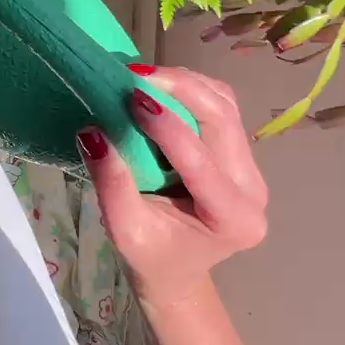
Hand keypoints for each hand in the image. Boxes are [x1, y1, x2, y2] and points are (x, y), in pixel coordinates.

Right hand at [78, 66, 267, 308]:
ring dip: (186, 83)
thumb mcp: (124, 229)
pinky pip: (221, 105)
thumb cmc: (151, 255)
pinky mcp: (237, 150)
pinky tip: (160, 88)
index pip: (201, 161)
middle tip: (136, 74)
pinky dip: (191, 88)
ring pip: (225, 104)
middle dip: (181, 89)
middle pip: (223, 119)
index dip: (167, 126)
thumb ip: (111, 183)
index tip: (129, 98)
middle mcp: (252, 189)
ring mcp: (250, 166)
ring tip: (144, 76)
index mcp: (233, 218)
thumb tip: (91, 132)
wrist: (177, 269)